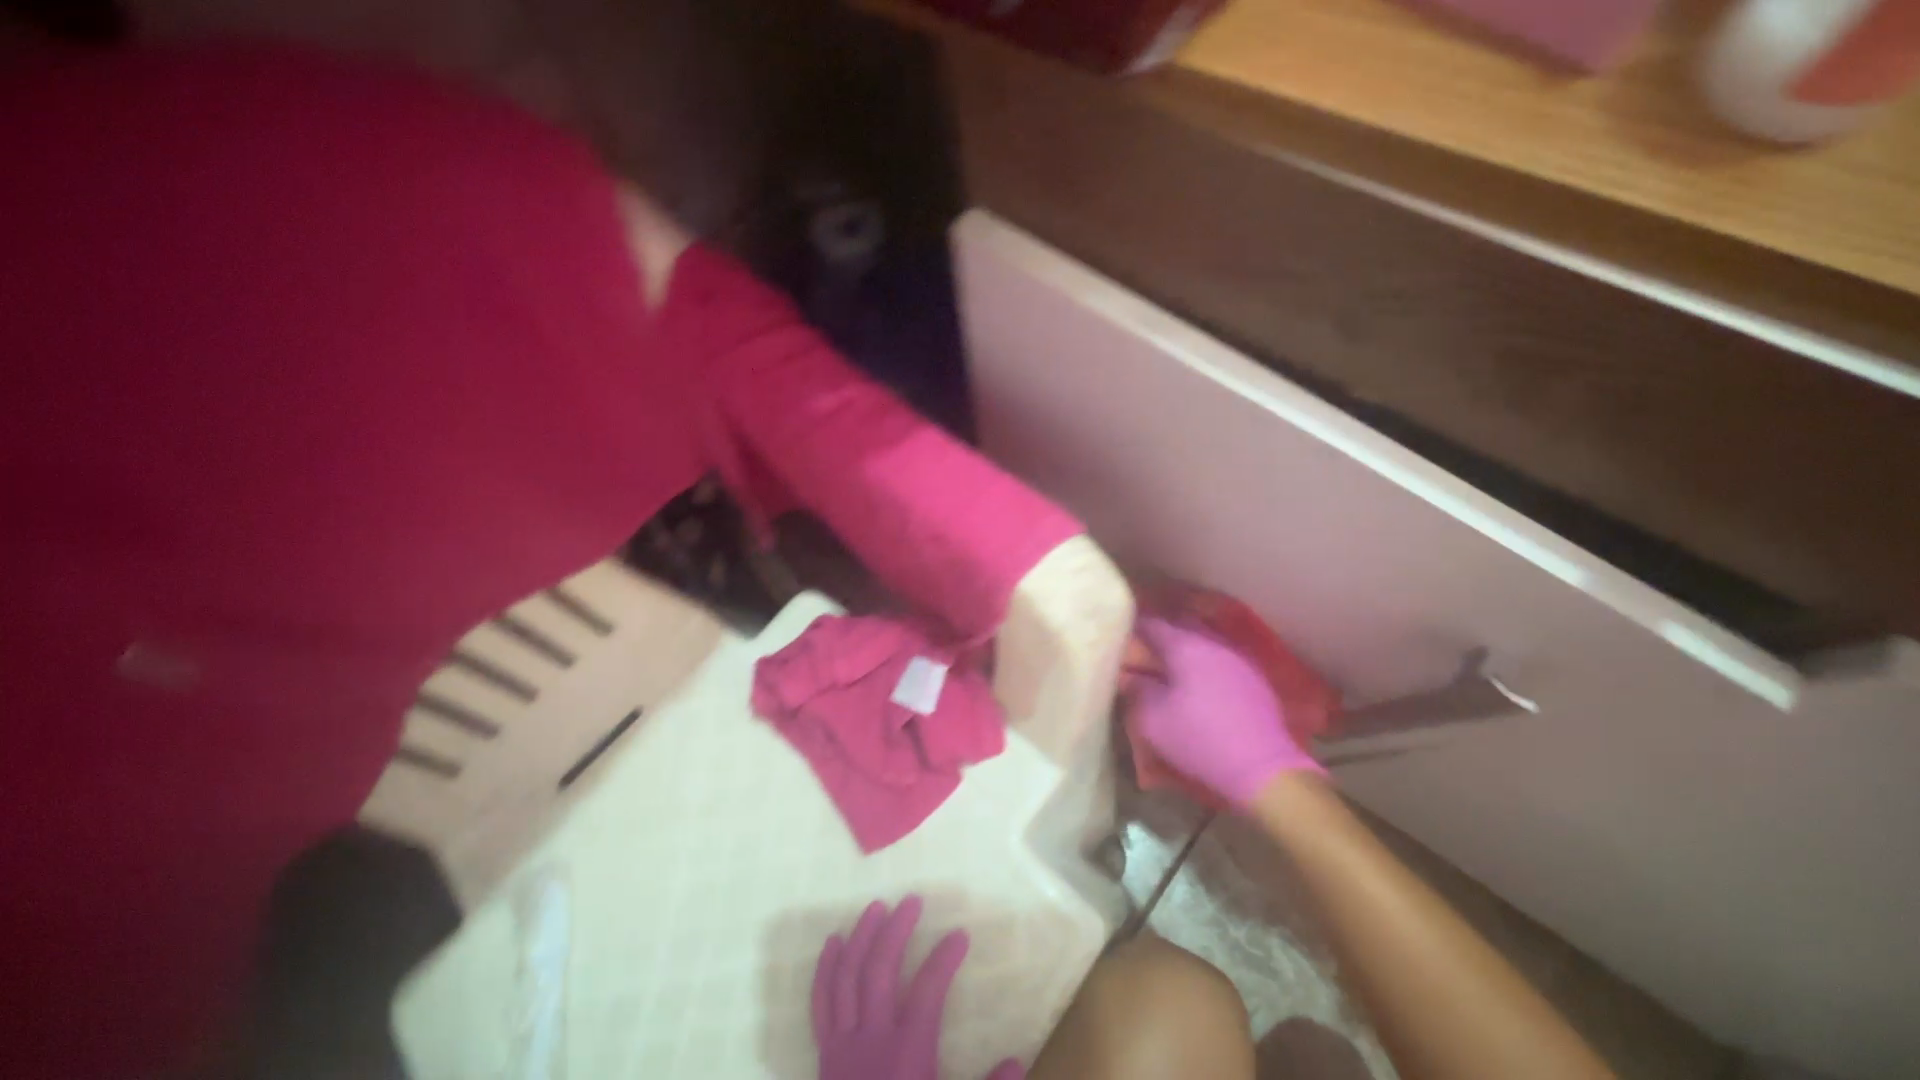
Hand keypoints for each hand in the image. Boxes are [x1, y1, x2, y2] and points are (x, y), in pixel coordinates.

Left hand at [814, 896, 1024, 1079]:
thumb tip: (1017, 1061)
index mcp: (909, 1055)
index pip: (928, 991)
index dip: (944, 959)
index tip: (959, 936)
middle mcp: (873, 1041)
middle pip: (881, 971)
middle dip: (896, 931)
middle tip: (912, 901)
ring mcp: (843, 1045)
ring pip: (847, 978)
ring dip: (861, 938)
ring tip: (875, 908)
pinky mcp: (825, 1055)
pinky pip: (820, 1003)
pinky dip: (826, 969)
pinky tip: (833, 943)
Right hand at [1131, 617, 1323, 808]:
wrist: (1262, 768)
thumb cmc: (1198, 739)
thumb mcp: (1153, 719)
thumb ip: (1137, 690)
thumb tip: (1130, 676)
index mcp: (1187, 648)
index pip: (1153, 626)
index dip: (1133, 630)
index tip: (1119, 637)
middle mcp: (1215, 646)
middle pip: (1180, 635)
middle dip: (1158, 645)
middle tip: (1139, 659)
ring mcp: (1239, 663)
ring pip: (1202, 651)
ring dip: (1182, 660)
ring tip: (1166, 676)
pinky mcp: (1255, 684)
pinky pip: (1219, 668)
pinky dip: (1202, 673)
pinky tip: (1196, 691)